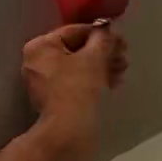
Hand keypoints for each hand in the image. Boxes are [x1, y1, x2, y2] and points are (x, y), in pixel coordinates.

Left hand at [22, 22, 127, 156]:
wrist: (68, 132)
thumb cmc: (78, 88)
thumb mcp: (94, 58)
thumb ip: (102, 39)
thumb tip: (107, 28)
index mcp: (40, 46)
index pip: (75, 31)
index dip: (101, 34)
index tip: (121, 39)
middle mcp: (37, 60)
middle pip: (76, 49)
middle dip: (103, 52)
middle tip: (124, 56)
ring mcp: (43, 80)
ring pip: (77, 66)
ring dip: (101, 65)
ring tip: (122, 70)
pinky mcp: (54, 97)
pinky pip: (75, 80)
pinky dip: (93, 79)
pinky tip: (113, 82)